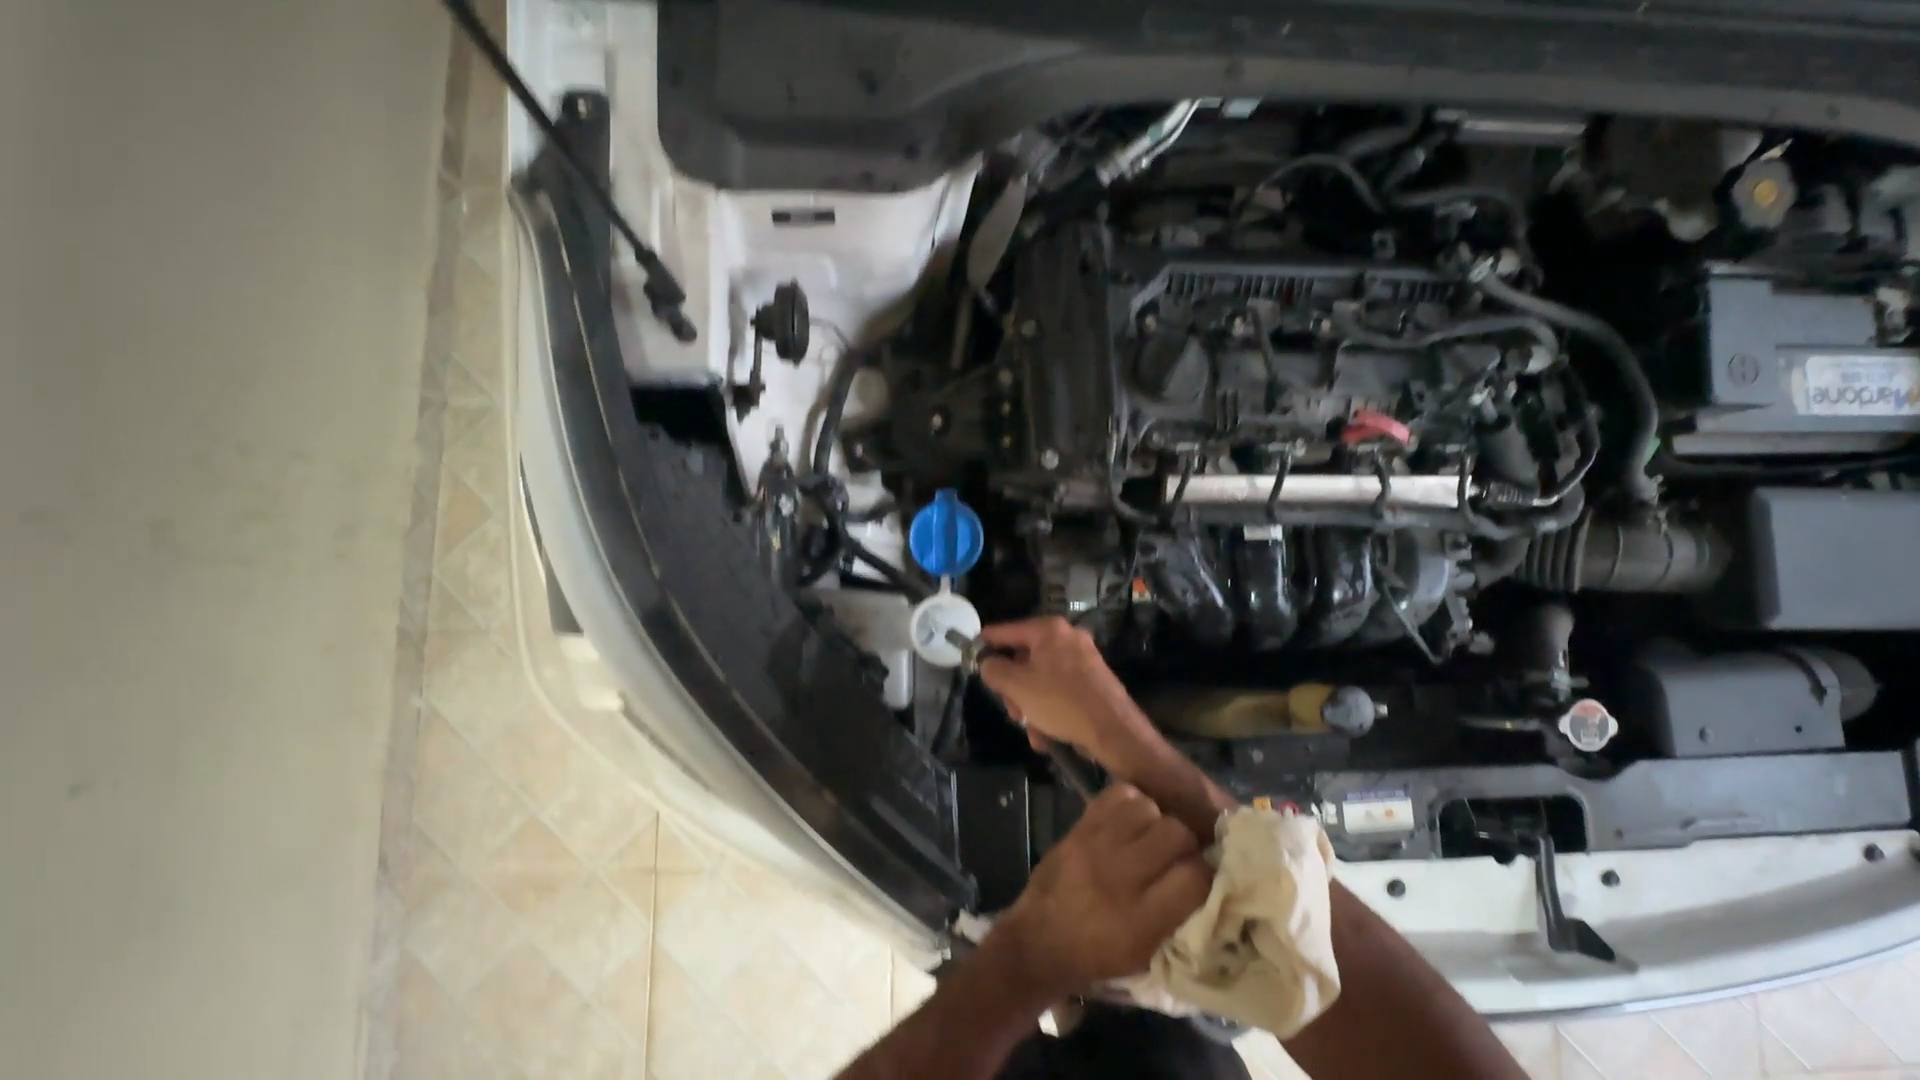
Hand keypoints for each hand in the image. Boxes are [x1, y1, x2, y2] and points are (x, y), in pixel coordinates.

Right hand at [977, 616, 1152, 763]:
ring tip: (1033, 731)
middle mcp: (1068, 638)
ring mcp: (1084, 659)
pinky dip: (1050, 710)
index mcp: (1049, 630)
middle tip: (1013, 711)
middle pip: (1024, 659)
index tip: (971, 656)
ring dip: (1031, 706)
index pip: (1005, 631)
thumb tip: (987, 663)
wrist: (1114, 729)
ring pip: (1041, 680)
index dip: (985, 644)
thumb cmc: (1060, 701)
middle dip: (1014, 690)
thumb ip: (994, 670)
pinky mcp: (1093, 681)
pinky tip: (1047, 735)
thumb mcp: (1017, 686)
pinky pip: (1060, 691)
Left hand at [989, 785, 1211, 1000]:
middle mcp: (1120, 878)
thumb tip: (1211, 874)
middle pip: (1177, 834)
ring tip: (1150, 839)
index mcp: (1142, 921)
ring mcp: (1095, 847)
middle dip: (1186, 844)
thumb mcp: (1147, 954)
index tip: (1202, 878)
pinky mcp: (1078, 828)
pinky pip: (1119, 795)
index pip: (1196, 877)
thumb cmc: (1098, 955)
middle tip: (1177, 856)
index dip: (1206, 874)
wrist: (1037, 942)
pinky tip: (1128, 824)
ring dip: (1157, 821)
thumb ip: (1181, 915)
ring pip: (1150, 808)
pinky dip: (1131, 804)